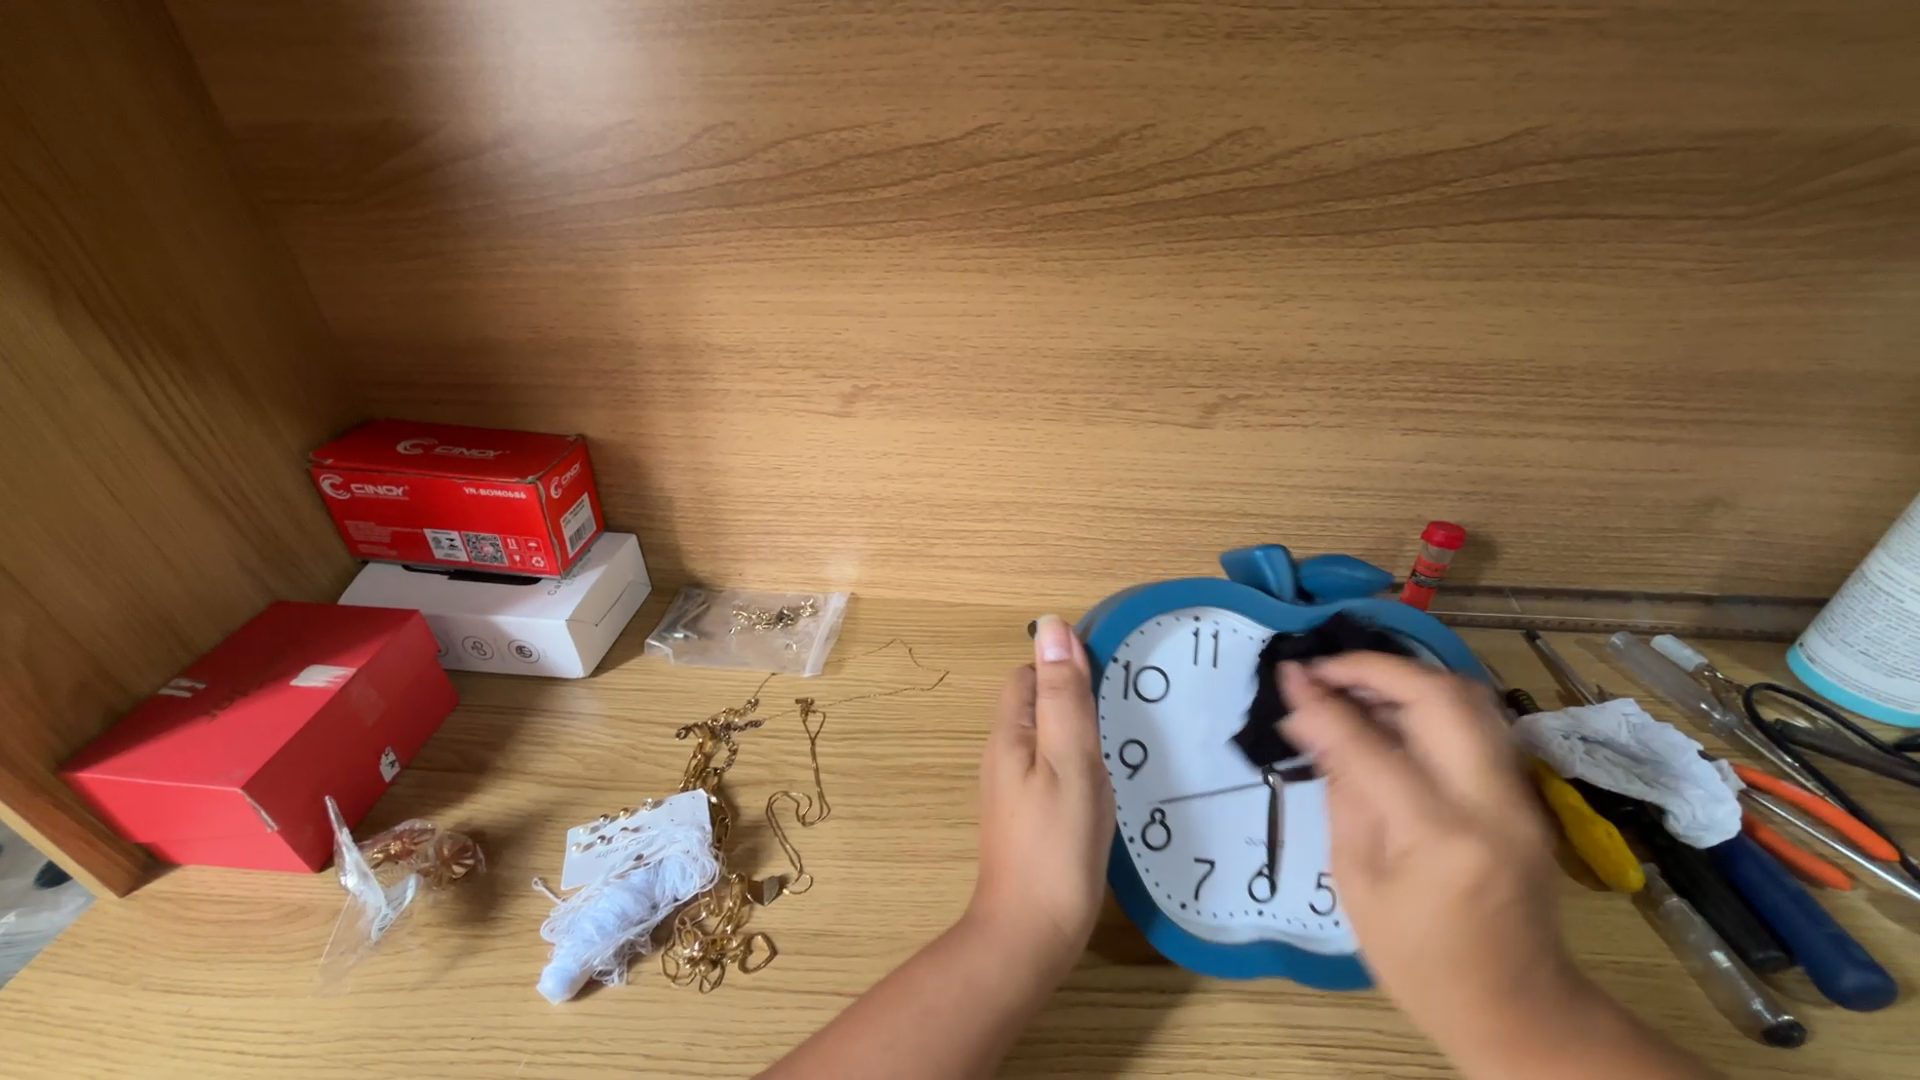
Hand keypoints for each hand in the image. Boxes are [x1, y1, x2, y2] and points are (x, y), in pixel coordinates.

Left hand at [966, 615, 1114, 977]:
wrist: (1031, 931)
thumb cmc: (1056, 842)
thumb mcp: (1069, 760)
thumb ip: (1062, 695)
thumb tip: (1051, 625)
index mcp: (1009, 735)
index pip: (1028, 675)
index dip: (1063, 666)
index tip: (1110, 675)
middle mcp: (1003, 755)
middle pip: (1035, 705)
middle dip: (1072, 697)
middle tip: (1122, 710)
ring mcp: (1012, 789)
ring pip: (1045, 739)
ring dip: (1077, 732)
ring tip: (1120, 744)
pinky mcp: (1026, 817)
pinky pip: (1050, 771)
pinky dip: (1077, 765)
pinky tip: (1104, 785)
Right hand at [1279, 654, 1584, 1051]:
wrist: (1520, 1010)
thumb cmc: (1418, 961)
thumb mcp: (1355, 879)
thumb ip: (1342, 790)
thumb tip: (1310, 722)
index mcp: (1441, 836)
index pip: (1372, 743)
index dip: (1323, 700)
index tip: (1288, 673)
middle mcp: (1493, 803)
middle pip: (1442, 697)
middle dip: (1376, 667)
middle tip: (1324, 670)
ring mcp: (1521, 796)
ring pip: (1470, 699)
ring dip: (1406, 678)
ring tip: (1352, 683)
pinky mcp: (1525, 796)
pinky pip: (1476, 724)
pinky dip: (1428, 702)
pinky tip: (1387, 713)